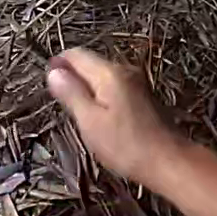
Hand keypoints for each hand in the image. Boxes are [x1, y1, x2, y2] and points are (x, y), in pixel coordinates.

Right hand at [46, 48, 187, 187]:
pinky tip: (99, 116)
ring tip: (77, 112)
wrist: (168, 161)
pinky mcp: (142, 96)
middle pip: (90, 63)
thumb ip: (71, 93)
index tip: (48, 83)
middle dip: (72, 76)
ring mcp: (136, 82)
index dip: (59, 63)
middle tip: (61, 102)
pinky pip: (113, 87)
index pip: (77, 54)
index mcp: (109, 73)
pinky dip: (101, 96)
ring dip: (86, 87)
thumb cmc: (125, 145)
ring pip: (101, 76)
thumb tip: (53, 72)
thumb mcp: (90, 121)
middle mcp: (124, 70)